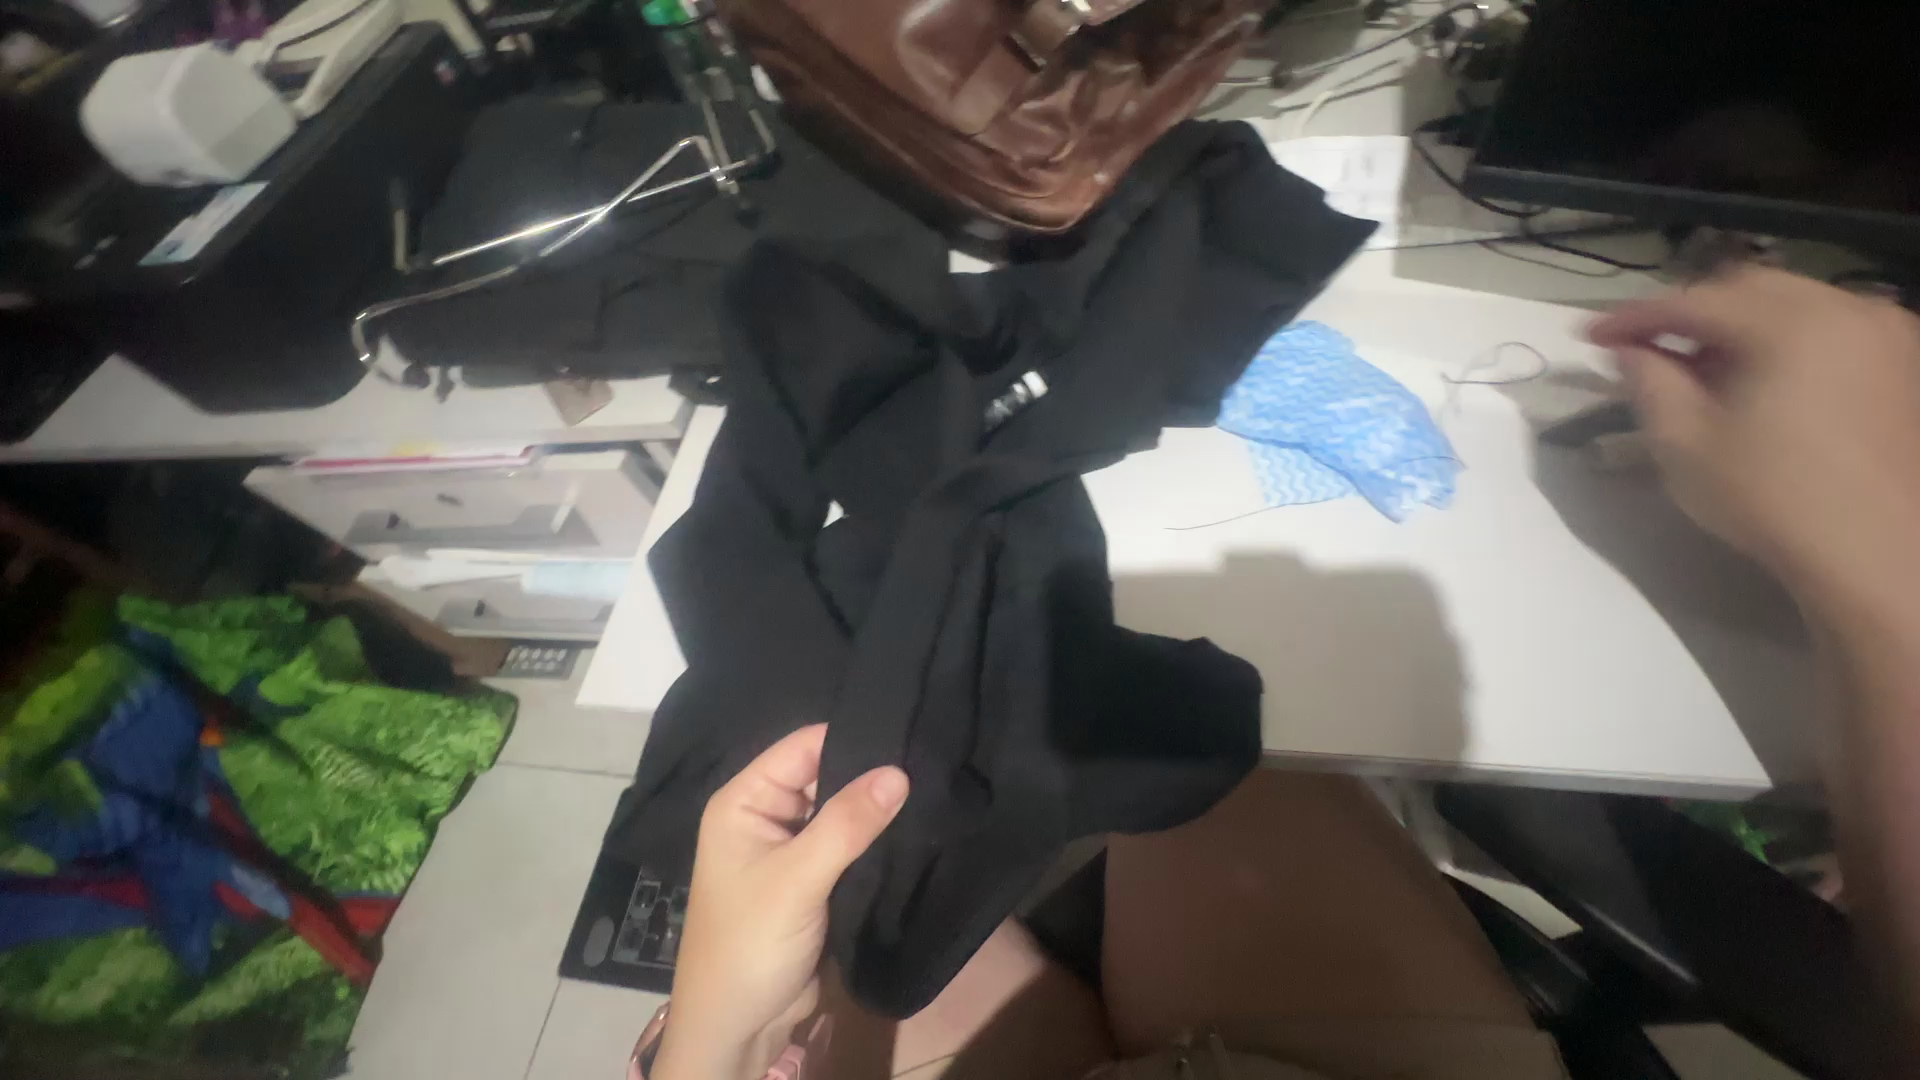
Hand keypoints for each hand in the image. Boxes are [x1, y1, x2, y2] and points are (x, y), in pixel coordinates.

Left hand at [652, 724, 908, 1079]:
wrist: (738, 1031)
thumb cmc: (749, 945)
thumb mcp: (797, 880)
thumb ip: (847, 824)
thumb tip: (900, 771)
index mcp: (745, 800)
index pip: (804, 747)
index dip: (852, 738)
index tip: (906, 734)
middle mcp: (766, 813)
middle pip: (825, 773)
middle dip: (869, 771)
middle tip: (927, 760)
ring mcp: (790, 845)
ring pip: (840, 807)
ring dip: (874, 805)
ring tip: (929, 785)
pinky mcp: (813, 875)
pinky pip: (847, 840)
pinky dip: (873, 834)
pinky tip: (911, 823)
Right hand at [1587, 266, 1919, 618]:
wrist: (1873, 546)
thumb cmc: (1763, 493)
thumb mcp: (1679, 439)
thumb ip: (1648, 380)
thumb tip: (1628, 350)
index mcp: (1790, 327)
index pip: (1691, 302)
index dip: (1629, 317)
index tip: (1584, 337)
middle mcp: (1846, 311)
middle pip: (1744, 286)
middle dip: (1681, 309)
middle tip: (1630, 343)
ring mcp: (1883, 334)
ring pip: (1787, 300)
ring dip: (1726, 320)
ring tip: (1683, 359)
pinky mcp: (1898, 361)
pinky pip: (1821, 323)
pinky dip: (1770, 333)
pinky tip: (1741, 370)